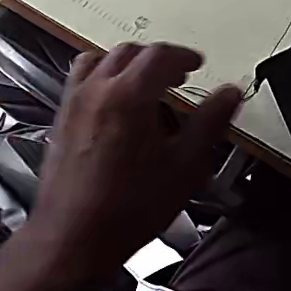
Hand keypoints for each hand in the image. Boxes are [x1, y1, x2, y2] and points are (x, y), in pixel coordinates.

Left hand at [21, 42, 241, 289]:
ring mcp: (74, 104)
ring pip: (102, 61)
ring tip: (146, 83)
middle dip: (157, 59)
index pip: (160, 55)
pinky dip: (102, 78)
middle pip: (130, 53)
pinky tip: (114, 102)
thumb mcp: (185, 166)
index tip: (195, 65)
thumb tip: (228, 96)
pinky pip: (82, 81)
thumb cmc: (124, 209)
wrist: (76, 237)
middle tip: (178, 75)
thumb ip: (210, 122)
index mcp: (128, 95)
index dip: (184, 57)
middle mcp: (97, 91)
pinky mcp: (62, 120)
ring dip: (128, 64)